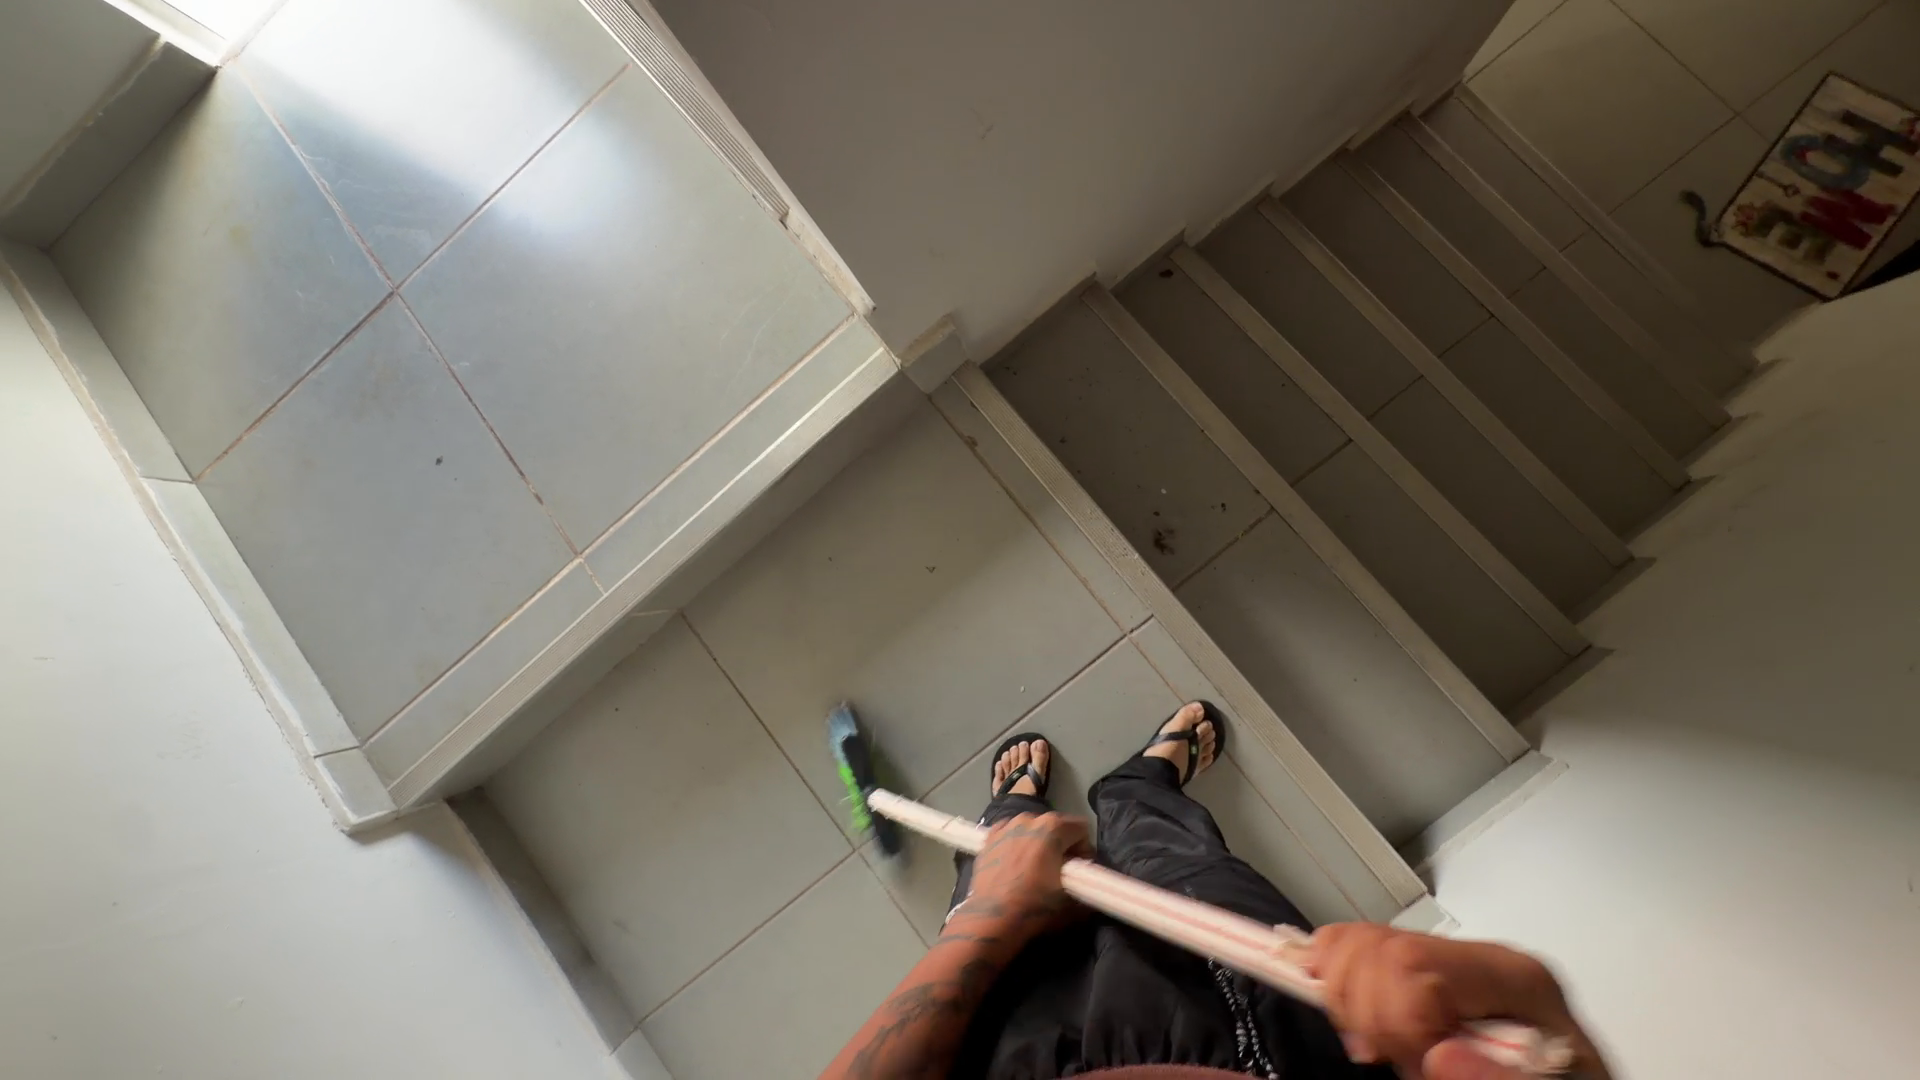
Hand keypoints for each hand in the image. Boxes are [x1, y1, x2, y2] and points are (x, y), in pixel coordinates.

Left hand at [957, 813, 1089, 931]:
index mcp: (1053, 827)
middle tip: (1059, 872)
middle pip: (1056, 826)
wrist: (993, 917)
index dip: (1084, 850)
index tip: (1079, 871)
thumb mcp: (1075, 901)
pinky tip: (1015, 865)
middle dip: (1061, 846)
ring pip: (1032, 829)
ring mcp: (1006, 825)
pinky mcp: (989, 837)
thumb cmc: (1036, 906)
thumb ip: (1090, 886)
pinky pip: (1011, 834)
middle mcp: (1029, 818)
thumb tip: (1089, 881)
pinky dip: (1016, 845)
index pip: (1081, 829)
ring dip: (1038, 844)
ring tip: (1035, 870)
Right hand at [1309, 924, 1609, 1079]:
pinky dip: (1335, 973)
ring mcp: (1447, 955)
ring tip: (1381, 1045)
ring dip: (1346, 995)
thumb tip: (1440, 1055)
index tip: (1415, 1068)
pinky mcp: (1423, 964)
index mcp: (1516, 978)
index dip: (1393, 1016)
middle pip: (1378, 947)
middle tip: (1393, 1059)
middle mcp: (1478, 954)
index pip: (1413, 962)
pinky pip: (1354, 942)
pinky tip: (1354, 1014)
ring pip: (1357, 940)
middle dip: (1365, 1009)